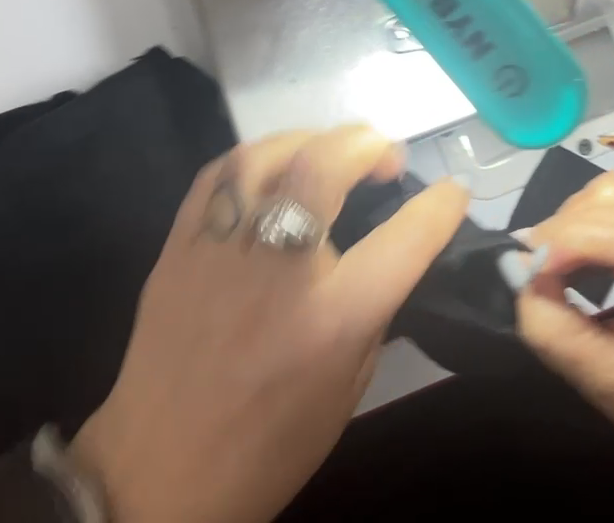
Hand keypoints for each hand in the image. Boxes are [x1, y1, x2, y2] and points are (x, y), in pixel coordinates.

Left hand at [70, 127, 468, 522]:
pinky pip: (216, 177)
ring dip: (310, 139)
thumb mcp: (350, 384)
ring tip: (330, 151)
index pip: (404, 238)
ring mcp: (219, 252)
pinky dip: (254, 160)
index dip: (441, 206)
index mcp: (331, 318)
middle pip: (323, 168)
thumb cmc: (271, 443)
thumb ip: (374, 310)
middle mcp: (276, 272)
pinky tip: (273, 169)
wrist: (160, 474)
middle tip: (386, 156)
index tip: (453, 192)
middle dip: (367, 144)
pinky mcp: (177, 249)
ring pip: (264, 157)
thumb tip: (393, 254)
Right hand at [512, 174, 613, 497]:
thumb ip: (558, 333)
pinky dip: (589, 223)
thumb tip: (519, 276)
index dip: (573, 239)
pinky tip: (583, 260)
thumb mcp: (609, 388)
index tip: (532, 270)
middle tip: (537, 272)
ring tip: (560, 266)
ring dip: (574, 221)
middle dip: (564, 229)